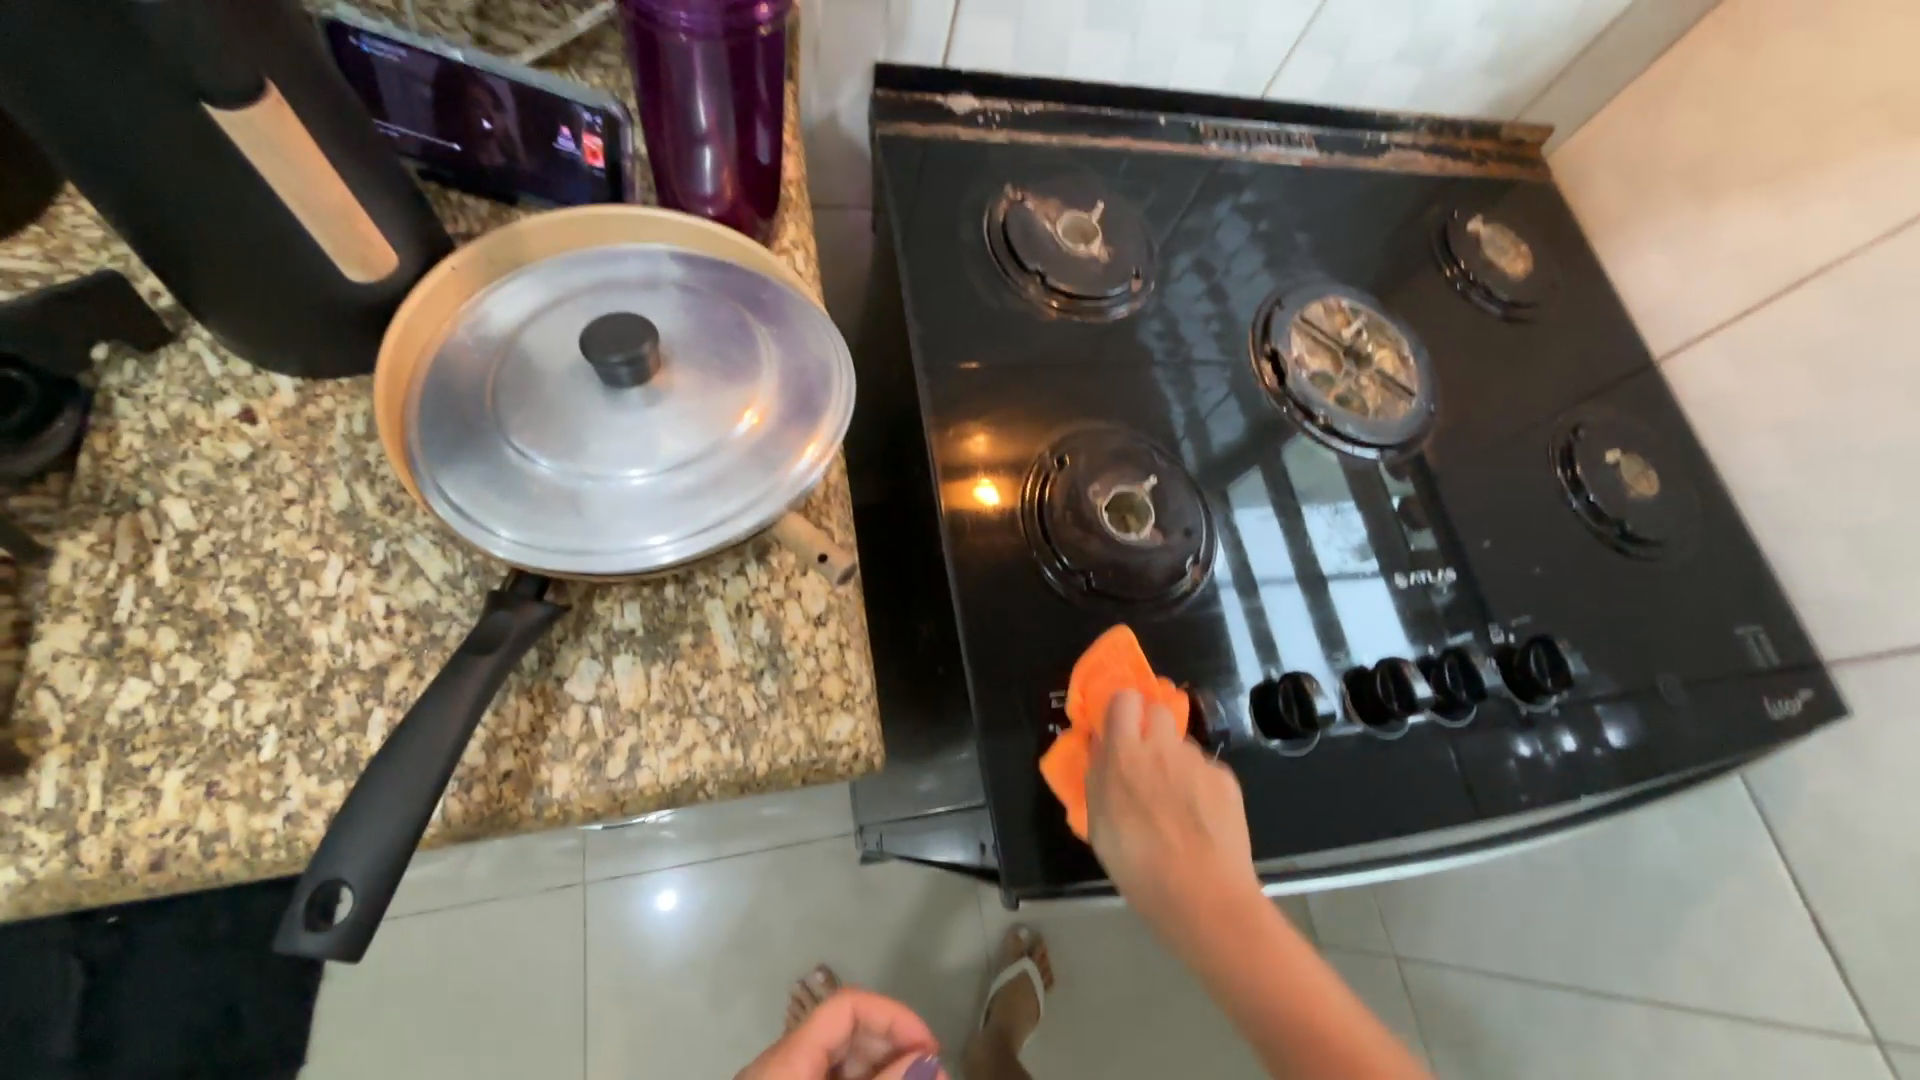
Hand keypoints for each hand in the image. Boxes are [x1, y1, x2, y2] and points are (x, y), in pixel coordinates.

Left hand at [735, 987, 943, 1079]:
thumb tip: (931, 1060)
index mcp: (786, 1056)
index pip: (846, 1005)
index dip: (893, 1014)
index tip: (931, 1047)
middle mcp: (780, 1063)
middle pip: (845, 1031)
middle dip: (894, 1045)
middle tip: (933, 1073)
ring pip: (841, 1060)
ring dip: (883, 1067)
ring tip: (918, 1079)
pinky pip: (830, 1078)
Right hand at [1086, 688, 1258, 927]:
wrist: (1203, 895)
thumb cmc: (1137, 864)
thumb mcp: (1098, 823)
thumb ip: (1098, 776)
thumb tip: (1101, 747)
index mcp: (1124, 754)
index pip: (1124, 699)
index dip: (1121, 711)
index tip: (1118, 732)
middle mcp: (1163, 747)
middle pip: (1157, 711)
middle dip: (1150, 727)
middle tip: (1145, 761)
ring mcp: (1198, 762)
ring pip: (1183, 745)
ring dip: (1175, 761)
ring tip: (1175, 803)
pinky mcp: (1226, 780)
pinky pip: (1206, 770)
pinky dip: (1200, 785)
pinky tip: (1201, 818)